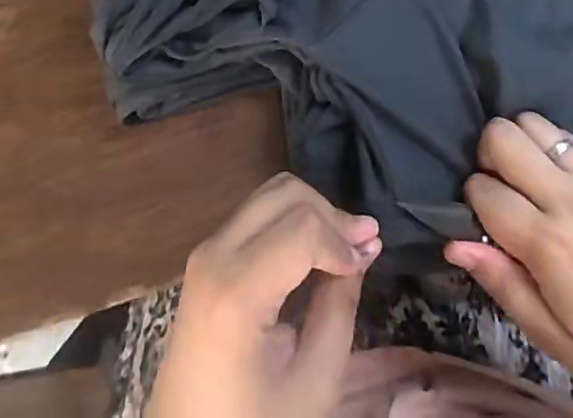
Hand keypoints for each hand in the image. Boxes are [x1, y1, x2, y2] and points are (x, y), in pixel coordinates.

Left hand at [147, 173, 380, 417]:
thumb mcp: (313, 379)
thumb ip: (340, 306)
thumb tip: (365, 247)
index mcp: (236, 292)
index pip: (303, 227)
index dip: (342, 237)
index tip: (367, 262)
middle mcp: (215, 255)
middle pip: (286, 194)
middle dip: (331, 214)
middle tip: (363, 244)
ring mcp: (206, 250)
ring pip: (271, 193)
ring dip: (313, 211)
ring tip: (344, 245)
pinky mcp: (207, 254)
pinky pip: (257, 211)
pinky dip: (293, 218)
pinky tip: (315, 246)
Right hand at [445, 113, 572, 417]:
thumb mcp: (549, 333)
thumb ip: (499, 281)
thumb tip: (452, 243)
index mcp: (549, 245)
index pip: (483, 190)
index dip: (471, 200)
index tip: (481, 219)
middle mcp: (569, 199)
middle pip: (503, 137)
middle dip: (486, 155)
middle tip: (497, 187)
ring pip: (533, 122)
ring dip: (516, 141)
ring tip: (522, 175)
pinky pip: (567, 134)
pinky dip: (548, 143)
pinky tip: (552, 173)